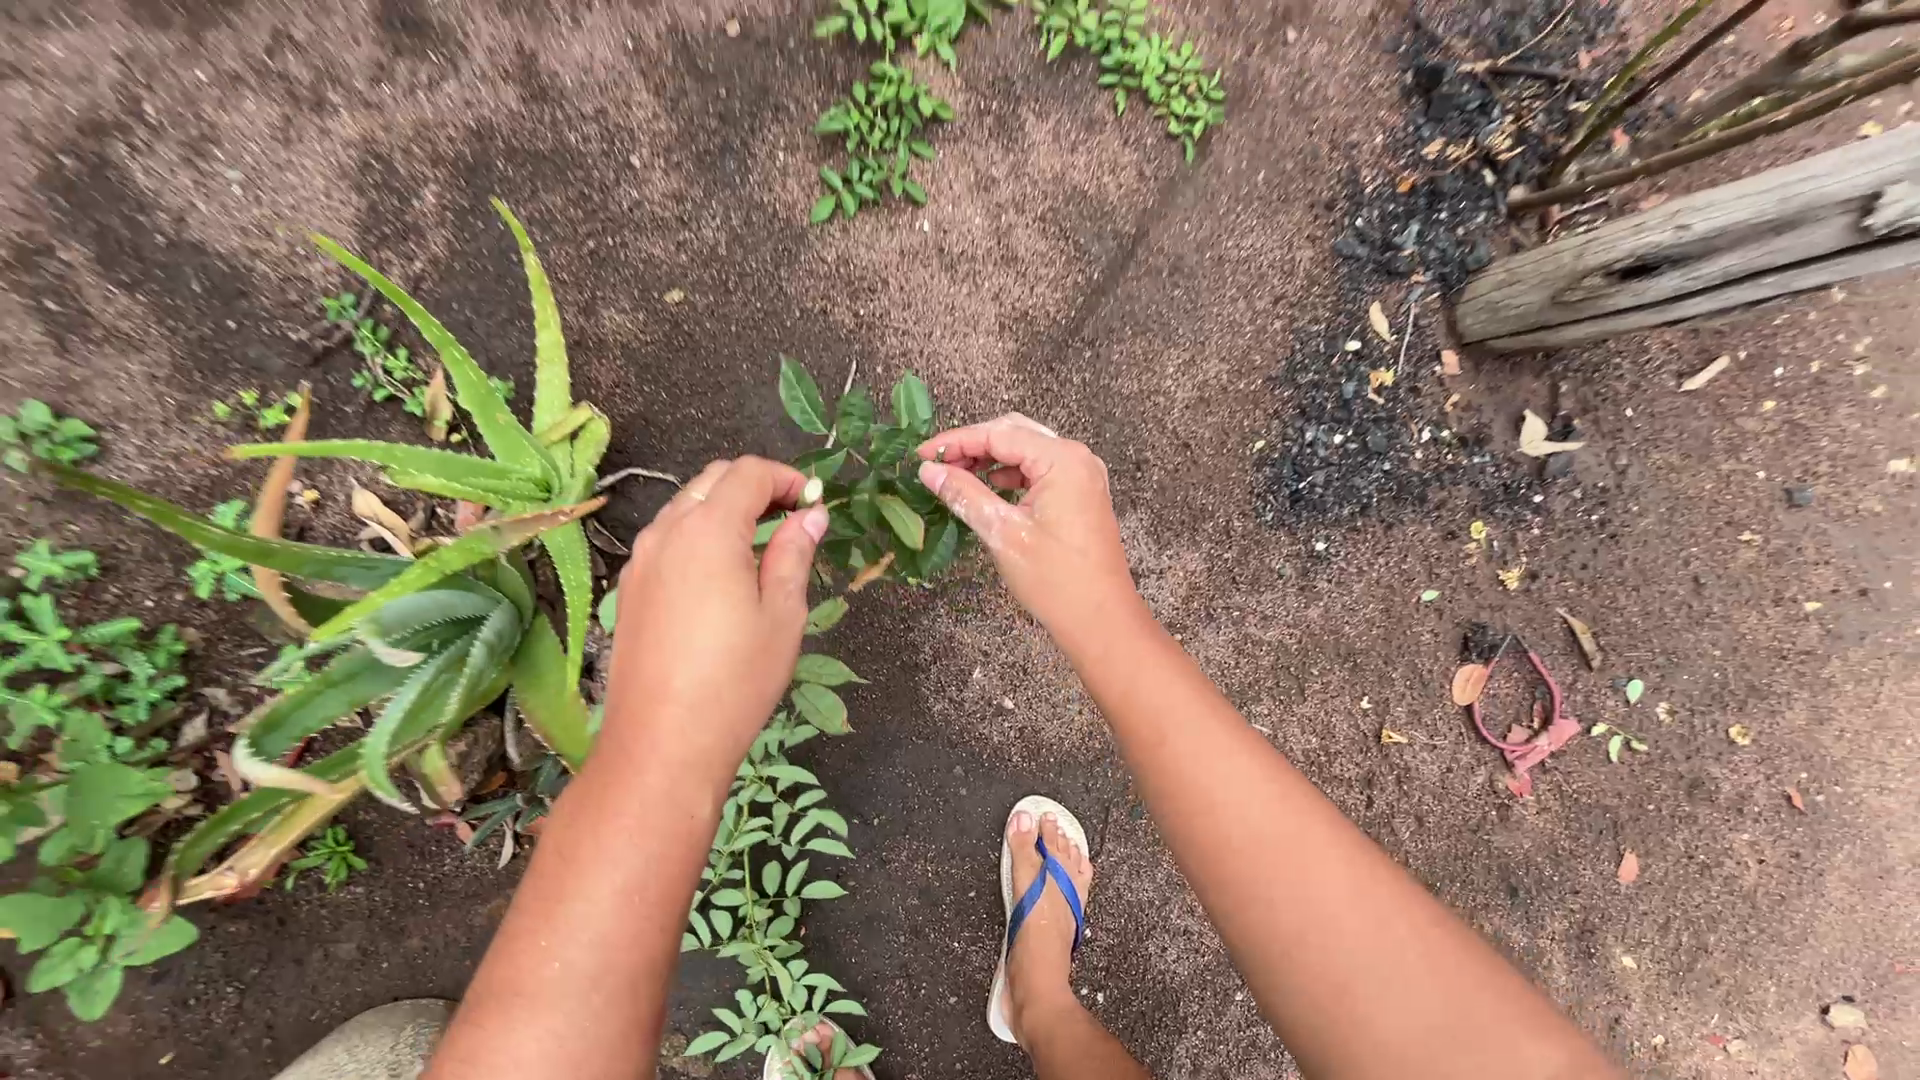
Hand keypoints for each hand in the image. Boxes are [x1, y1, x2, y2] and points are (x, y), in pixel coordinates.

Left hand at [600, 457, 828, 775]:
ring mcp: (641, 560)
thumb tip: (811, 515)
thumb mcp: (782, 615)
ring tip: (761, 547)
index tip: (814, 502)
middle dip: (757, 486)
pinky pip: (668, 539)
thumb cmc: (736, 680)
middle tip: (792, 518)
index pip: (748, 473)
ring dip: (725, 509)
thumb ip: (794, 553)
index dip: (788, 478)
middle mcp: (667, 533)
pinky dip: (699, 535)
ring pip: (686, 506)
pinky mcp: (630, 588)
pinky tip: (722, 575)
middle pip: (713, 480)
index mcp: (709, 531)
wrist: (662, 743)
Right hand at [915, 414, 1136, 635]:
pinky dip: (1011, 474)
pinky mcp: (1081, 494)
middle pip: (1014, 433)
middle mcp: (1077, 458)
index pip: (998, 434)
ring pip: (1027, 450)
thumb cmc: (1056, 580)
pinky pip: (1040, 470)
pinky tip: (989, 488)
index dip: (955, 441)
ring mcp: (1082, 476)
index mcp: (1062, 460)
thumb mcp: (1002, 533)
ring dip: (991, 458)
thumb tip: (929, 471)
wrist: (1101, 619)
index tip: (921, 455)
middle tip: (936, 465)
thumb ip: (964, 494)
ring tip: (956, 476)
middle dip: (972, 445)